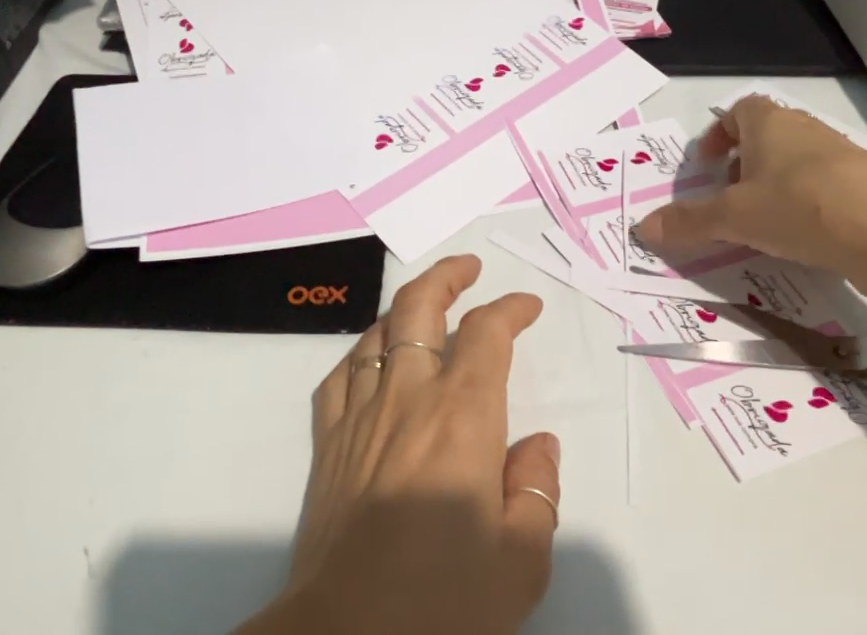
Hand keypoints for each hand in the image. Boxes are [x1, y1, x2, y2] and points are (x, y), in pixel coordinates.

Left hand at [239, 256, 561, 634]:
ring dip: (406, 308)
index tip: (527, 306)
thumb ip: (538, 490)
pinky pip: (340, 376)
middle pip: (420, 307)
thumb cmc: (444, 600)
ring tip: (428, 307)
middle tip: (470, 268)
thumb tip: (538, 445)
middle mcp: (409, 398)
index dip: (510, 309)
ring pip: (378, 333)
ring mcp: (361, 416)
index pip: (487, 334)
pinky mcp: (328, 443)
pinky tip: (372, 359)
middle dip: (448, 276)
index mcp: (464, 416)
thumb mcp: (522, 559)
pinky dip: (361, 352)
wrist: (348, 634)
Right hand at [635, 95, 866, 272]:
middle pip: (768, 136)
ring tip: (762, 225)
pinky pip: (825, 189)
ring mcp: (842, 156)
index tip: (708, 165)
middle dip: (744, 165)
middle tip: (729, 199)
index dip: (719, 133)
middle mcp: (806, 130)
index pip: (740, 110)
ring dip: (776, 187)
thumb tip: (644, 227)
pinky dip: (808, 207)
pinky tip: (803, 240)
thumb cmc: (798, 207)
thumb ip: (689, 222)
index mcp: (769, 123)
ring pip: (797, 164)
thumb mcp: (733, 218)